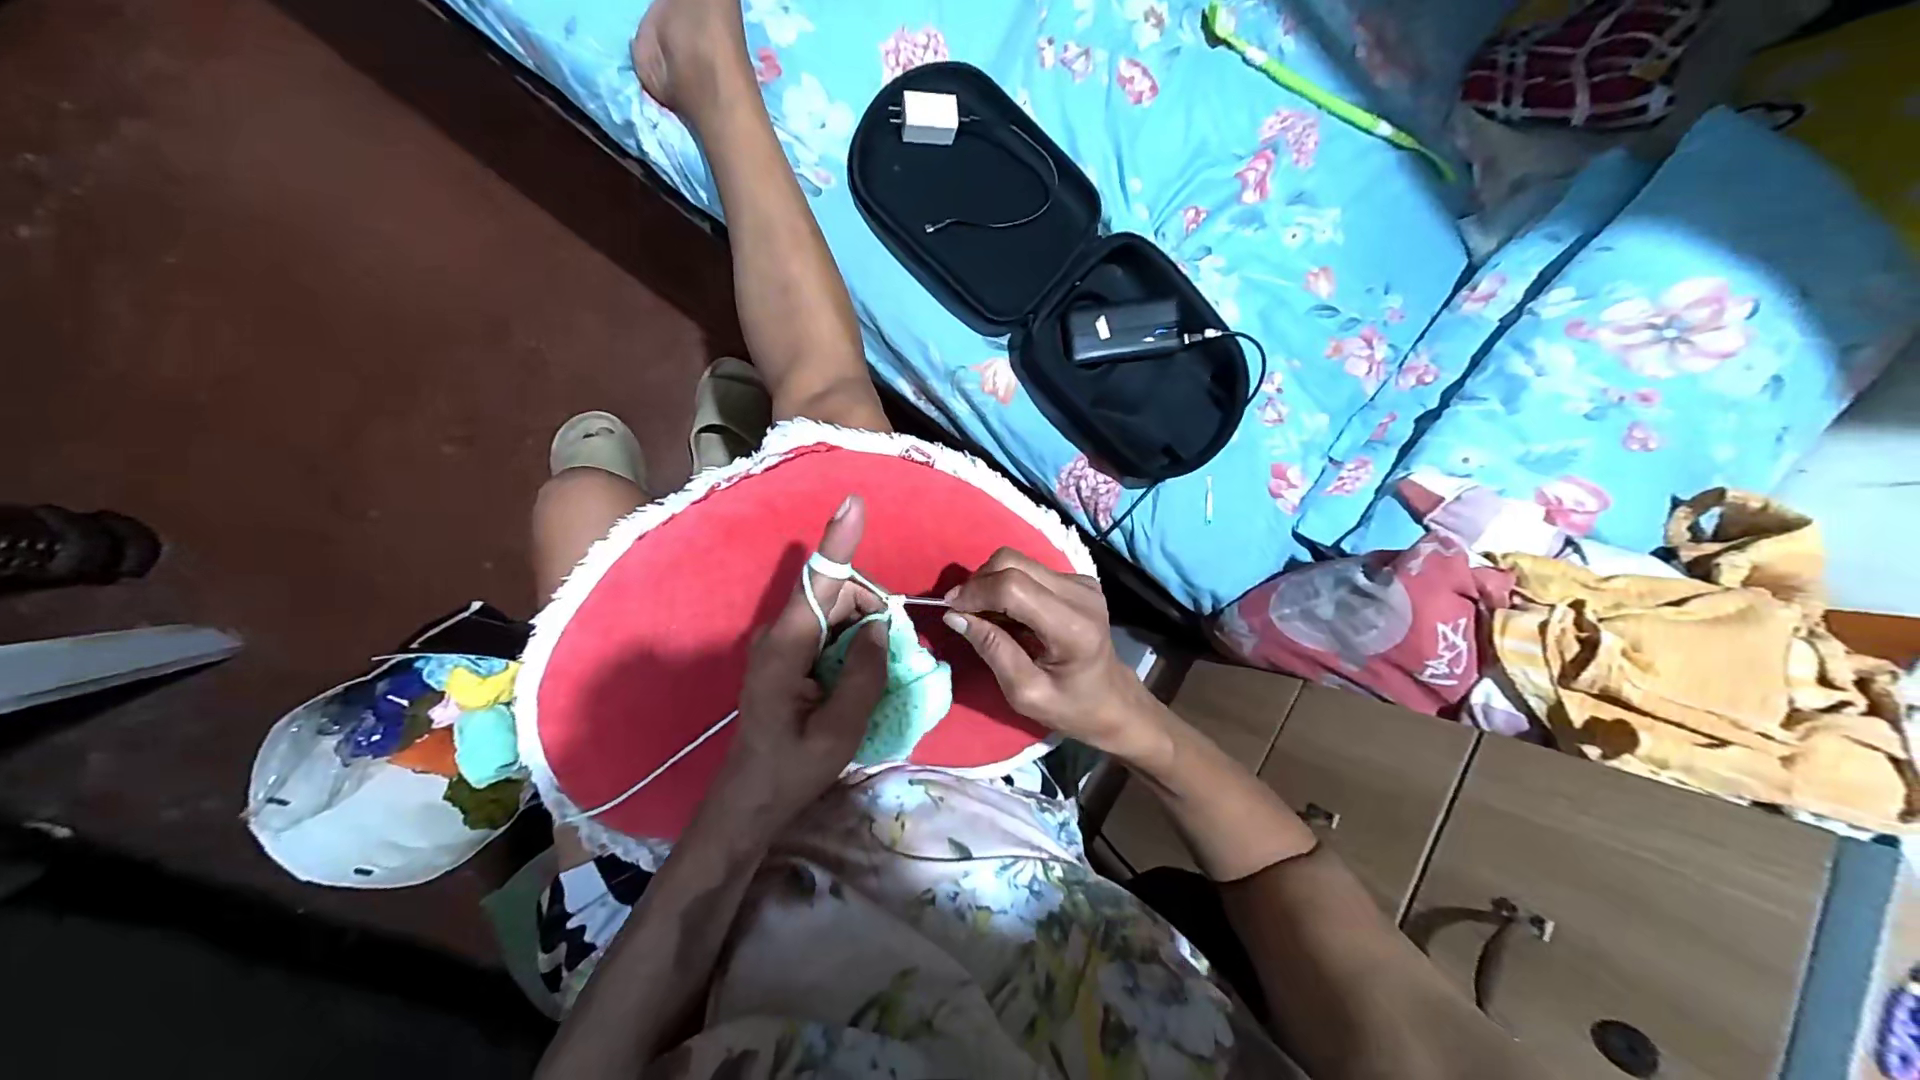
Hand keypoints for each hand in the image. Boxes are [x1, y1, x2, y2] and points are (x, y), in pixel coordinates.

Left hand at [702, 495, 888, 839]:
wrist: (751, 798)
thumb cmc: (791, 768)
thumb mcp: (839, 731)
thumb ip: (863, 676)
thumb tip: (880, 629)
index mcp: (787, 647)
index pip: (818, 583)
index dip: (838, 542)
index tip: (853, 504)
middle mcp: (781, 633)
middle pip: (835, 592)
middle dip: (873, 605)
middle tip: (898, 648)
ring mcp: (783, 642)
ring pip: (836, 608)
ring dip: (867, 624)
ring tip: (882, 666)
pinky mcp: (789, 653)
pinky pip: (830, 628)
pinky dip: (855, 638)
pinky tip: (866, 667)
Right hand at [942, 548, 1167, 761]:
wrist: (1113, 701)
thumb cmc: (1071, 707)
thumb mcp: (1024, 693)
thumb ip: (992, 650)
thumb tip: (955, 615)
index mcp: (1072, 627)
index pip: (1013, 587)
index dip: (975, 592)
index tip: (950, 610)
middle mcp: (1080, 594)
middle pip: (1013, 562)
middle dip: (979, 582)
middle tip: (962, 611)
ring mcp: (1082, 582)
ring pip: (1019, 561)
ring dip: (991, 582)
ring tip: (983, 613)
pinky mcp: (1078, 580)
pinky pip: (1030, 569)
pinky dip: (1007, 585)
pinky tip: (1006, 612)